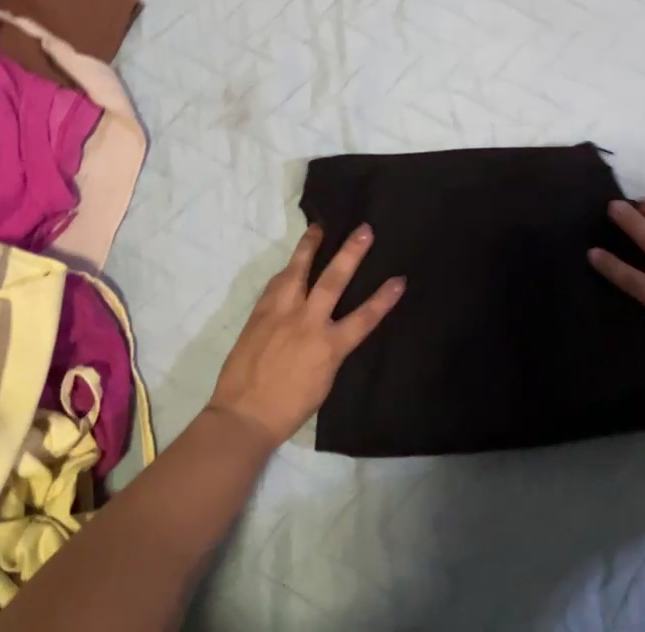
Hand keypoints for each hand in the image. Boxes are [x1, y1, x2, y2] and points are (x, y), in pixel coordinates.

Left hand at [207, 224, 404, 446]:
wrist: (244, 415)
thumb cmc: (290, 407)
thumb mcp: (324, 380)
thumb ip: (331, 349)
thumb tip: (332, 328)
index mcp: (329, 347)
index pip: (364, 317)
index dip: (384, 298)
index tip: (399, 279)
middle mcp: (307, 323)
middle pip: (333, 280)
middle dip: (351, 253)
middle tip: (363, 230)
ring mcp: (281, 315)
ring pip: (297, 272)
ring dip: (309, 247)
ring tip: (318, 228)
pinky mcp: (260, 314)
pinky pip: (276, 285)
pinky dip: (286, 271)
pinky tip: (291, 264)